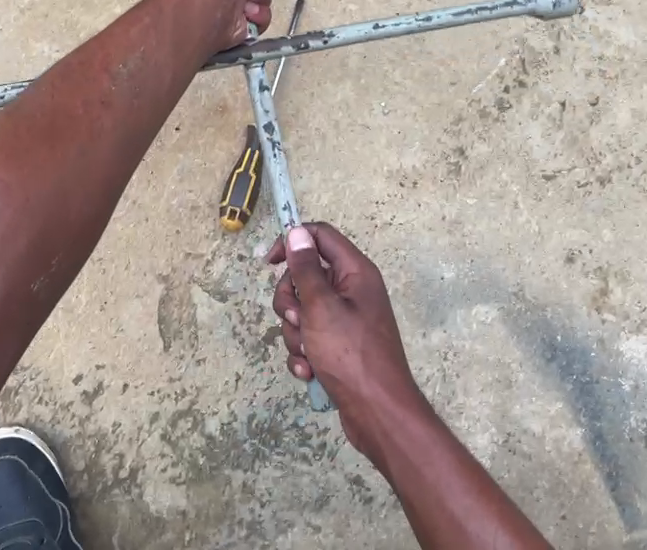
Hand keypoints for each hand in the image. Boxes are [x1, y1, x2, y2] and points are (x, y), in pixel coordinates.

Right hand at [269, 223, 425, 463]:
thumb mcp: (321, 306)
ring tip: (308, 353)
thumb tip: (297, 232)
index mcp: (355, 272)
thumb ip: (305, 269)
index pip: (320, 236)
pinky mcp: (339, 347)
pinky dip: (304, 354)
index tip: (269, 263)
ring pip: (303, 311)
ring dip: (296, 333)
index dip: (293, 242)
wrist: (378, 414)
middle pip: (305, 276)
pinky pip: (309, 338)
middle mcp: (352, 291)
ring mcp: (345, 320)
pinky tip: (310, 372)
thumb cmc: (351, 354)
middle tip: (297, 319)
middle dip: (291, 301)